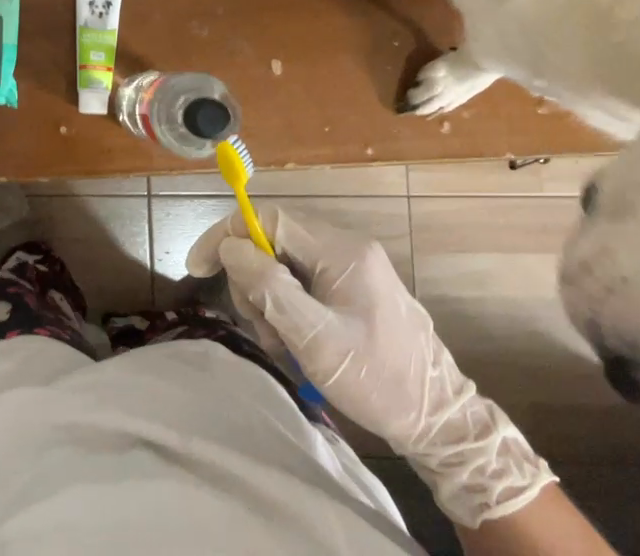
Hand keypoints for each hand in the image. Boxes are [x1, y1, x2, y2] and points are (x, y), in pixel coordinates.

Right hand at [187, 209, 555, 527]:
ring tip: (282, 344)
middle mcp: (347, 249)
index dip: (226, 236)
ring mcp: (351, 270)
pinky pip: (301, 286)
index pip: (267, 218)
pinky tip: (295, 344)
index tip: (198, 268)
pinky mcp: (352, 291)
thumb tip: (230, 248)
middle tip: (261, 327)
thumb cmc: (377, 378)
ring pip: (281, 267)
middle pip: (271, 243)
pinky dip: (286, 311)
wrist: (441, 423)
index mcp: (341, 251)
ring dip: (268, 303)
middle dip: (252, 282)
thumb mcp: (315, 337)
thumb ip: (269, 286)